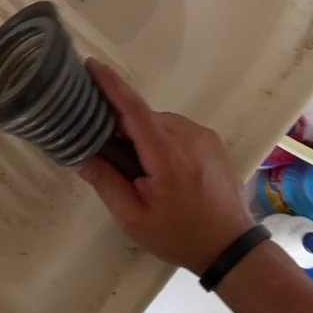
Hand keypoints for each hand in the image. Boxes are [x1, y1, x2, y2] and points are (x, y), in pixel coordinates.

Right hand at [77, 60, 255, 272]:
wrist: (233, 248)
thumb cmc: (180, 235)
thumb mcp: (134, 219)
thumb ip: (106, 183)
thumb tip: (79, 157)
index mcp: (165, 153)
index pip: (132, 108)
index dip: (111, 84)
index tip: (92, 64)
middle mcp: (186, 134)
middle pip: (143, 117)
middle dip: (124, 129)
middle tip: (113, 156)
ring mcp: (203, 135)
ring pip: (161, 123)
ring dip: (146, 137)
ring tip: (146, 172)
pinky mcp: (213, 141)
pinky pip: (178, 130)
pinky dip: (165, 140)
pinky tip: (168, 171)